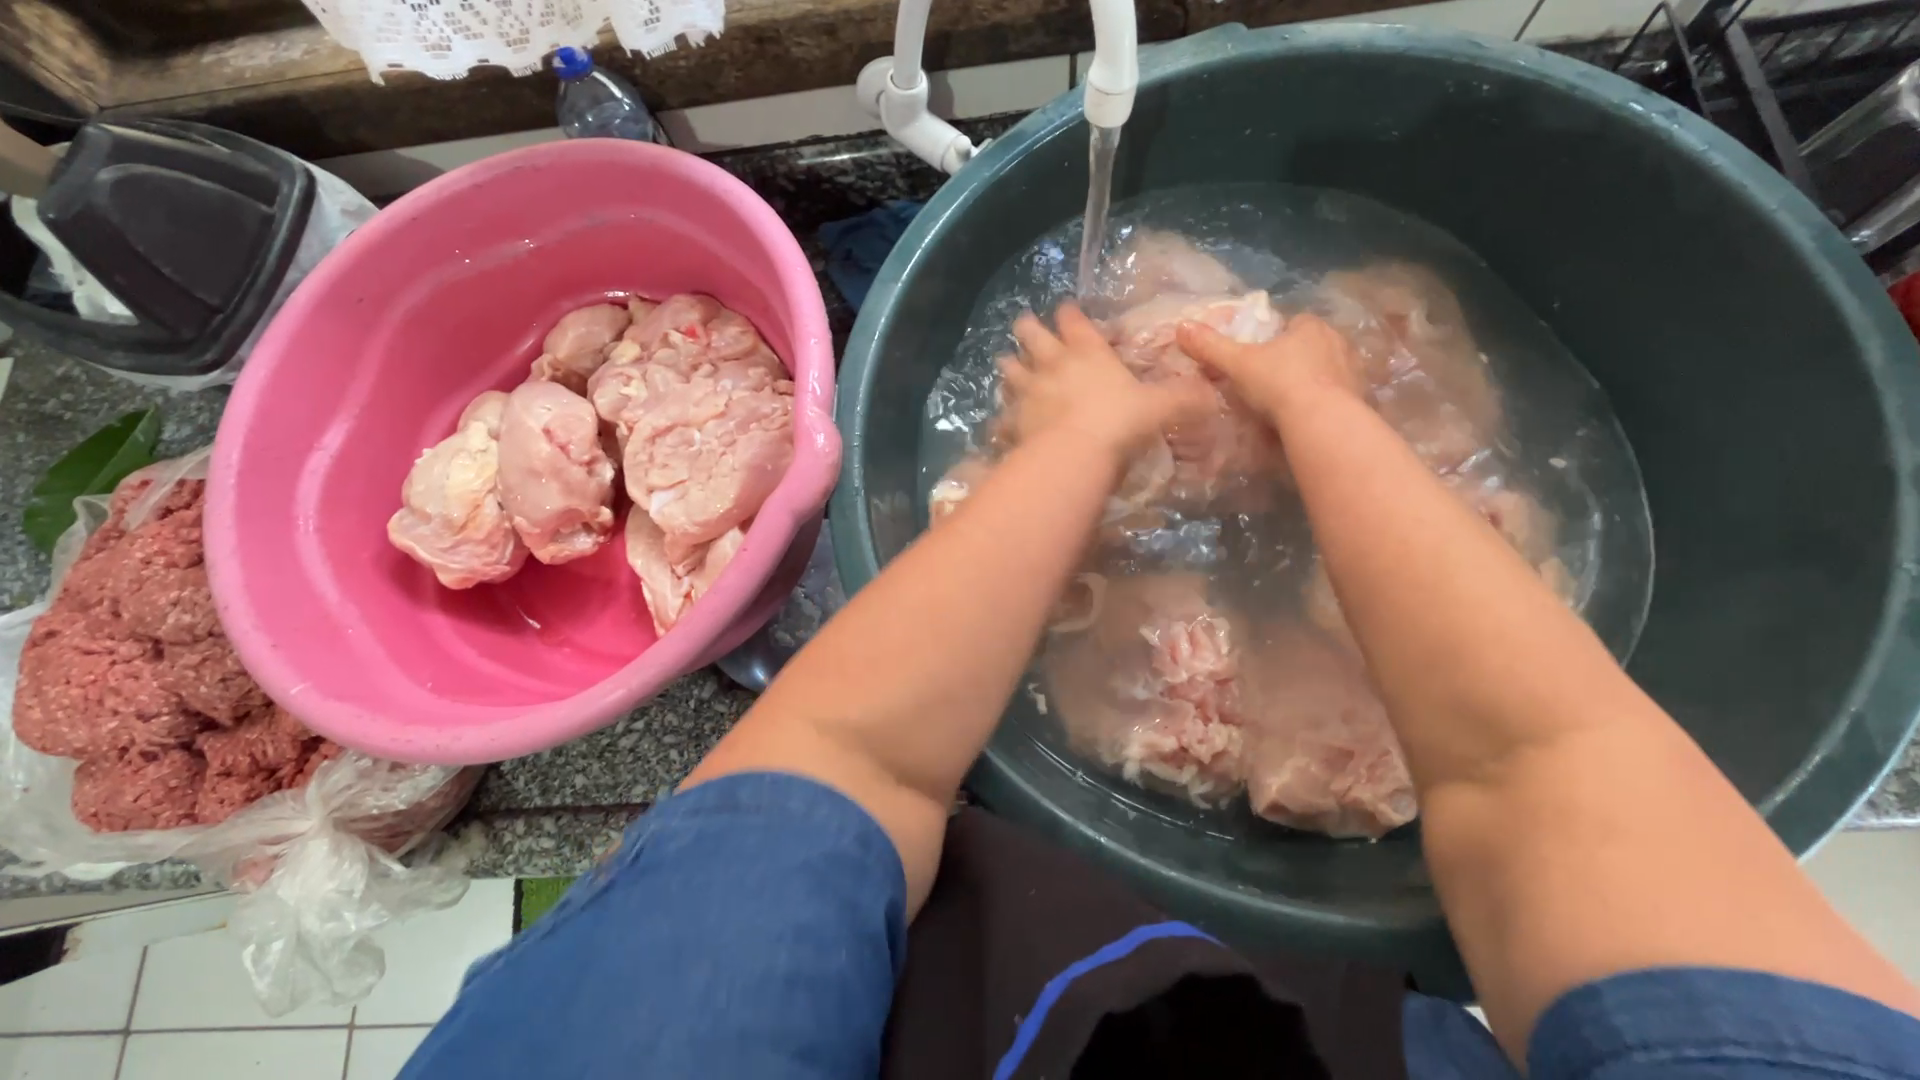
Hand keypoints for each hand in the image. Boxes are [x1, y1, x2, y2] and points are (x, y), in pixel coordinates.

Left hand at [1001, 303, 1211, 457]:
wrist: (1076, 455)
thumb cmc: (1120, 421)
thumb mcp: (1160, 407)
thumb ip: (1184, 398)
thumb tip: (1212, 394)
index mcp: (1087, 352)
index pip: (1073, 320)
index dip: (1069, 313)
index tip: (1067, 310)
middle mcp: (1052, 364)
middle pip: (1031, 334)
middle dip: (1028, 328)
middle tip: (1025, 325)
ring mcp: (1027, 391)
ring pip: (1010, 369)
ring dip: (1008, 365)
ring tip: (1005, 363)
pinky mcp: (1012, 421)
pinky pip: (1001, 417)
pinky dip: (1000, 418)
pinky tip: (999, 424)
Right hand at [1177, 313, 1366, 418]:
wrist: (1321, 421)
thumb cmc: (1279, 383)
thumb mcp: (1237, 364)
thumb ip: (1210, 347)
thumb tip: (1181, 326)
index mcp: (1310, 327)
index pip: (1294, 322)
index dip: (1278, 336)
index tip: (1261, 355)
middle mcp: (1337, 341)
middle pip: (1313, 345)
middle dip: (1296, 358)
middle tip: (1272, 380)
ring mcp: (1353, 370)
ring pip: (1328, 369)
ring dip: (1313, 381)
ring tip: (1290, 403)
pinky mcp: (1361, 397)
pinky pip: (1339, 395)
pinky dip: (1325, 402)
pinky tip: (1308, 418)